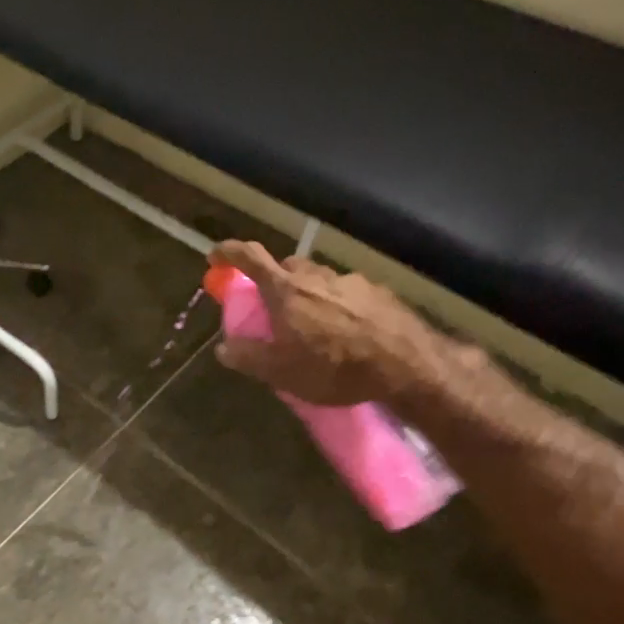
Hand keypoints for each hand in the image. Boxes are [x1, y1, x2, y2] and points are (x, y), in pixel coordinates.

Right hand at [209, 240, 450, 406]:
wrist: (407, 365)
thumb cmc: (334, 367)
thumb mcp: (281, 372)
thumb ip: (248, 357)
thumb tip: (224, 347)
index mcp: (286, 291)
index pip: (250, 257)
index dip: (229, 252)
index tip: (216, 256)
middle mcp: (317, 277)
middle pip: (287, 266)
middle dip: (274, 279)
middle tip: (272, 305)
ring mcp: (351, 282)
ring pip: (320, 279)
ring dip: (310, 293)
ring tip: (314, 325)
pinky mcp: (379, 293)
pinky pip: (349, 292)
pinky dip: (339, 304)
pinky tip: (348, 331)